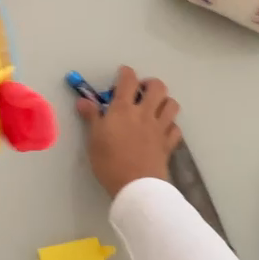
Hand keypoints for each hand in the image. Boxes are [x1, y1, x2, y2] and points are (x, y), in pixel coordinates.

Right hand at [73, 66, 181, 199]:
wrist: (135, 186)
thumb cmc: (109, 161)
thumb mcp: (94, 138)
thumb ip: (91, 117)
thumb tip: (83, 101)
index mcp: (123, 109)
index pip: (128, 80)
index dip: (126, 73)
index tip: (122, 75)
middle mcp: (144, 113)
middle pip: (157, 87)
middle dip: (150, 83)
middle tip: (141, 91)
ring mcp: (160, 128)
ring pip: (172, 104)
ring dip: (164, 101)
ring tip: (154, 108)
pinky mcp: (168, 144)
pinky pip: (176, 128)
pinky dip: (170, 125)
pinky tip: (162, 130)